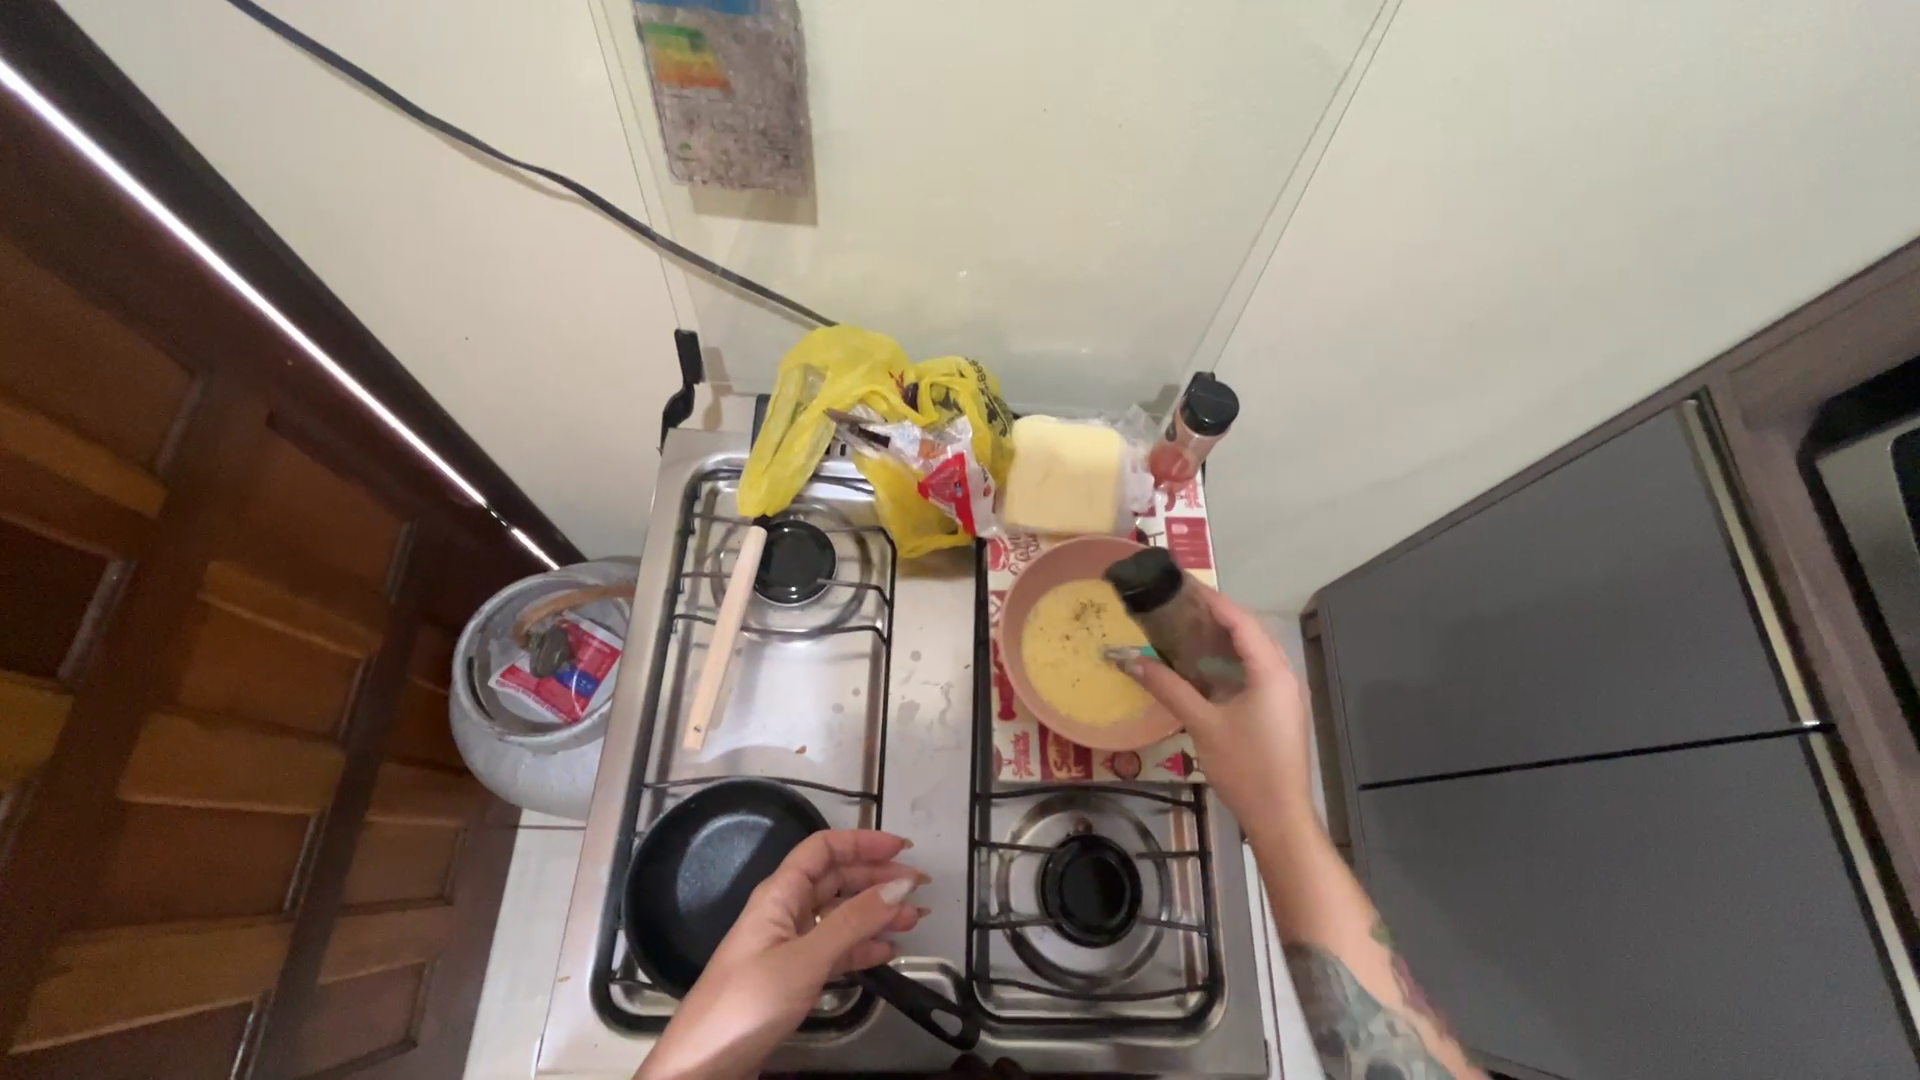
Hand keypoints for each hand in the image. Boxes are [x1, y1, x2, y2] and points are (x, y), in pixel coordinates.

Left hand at [638, 830, 927, 1079]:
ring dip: (877, 913)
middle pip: (837, 879)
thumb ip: (853, 921)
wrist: (703, 1068)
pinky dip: (863, 946)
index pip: (824, 848)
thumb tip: (900, 883)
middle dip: (878, 877)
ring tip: (915, 918)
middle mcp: (785, 910)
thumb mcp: (805, 958)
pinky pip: (836, 949)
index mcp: (780, 893)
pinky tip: (889, 951)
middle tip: (920, 886)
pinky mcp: (793, 976)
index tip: (902, 848)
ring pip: (840, 915)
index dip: (863, 842)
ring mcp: (789, 944)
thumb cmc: (748, 1003)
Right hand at [1127, 587, 1315, 837]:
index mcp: (1271, 672)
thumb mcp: (1202, 724)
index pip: (1241, 622)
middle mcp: (1284, 675)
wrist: (1279, 815)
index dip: (1213, 601)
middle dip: (1217, 616)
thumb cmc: (1244, 767)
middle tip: (1180, 604)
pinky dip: (1229, 662)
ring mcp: (1284, 694)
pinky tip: (1203, 666)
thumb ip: (1168, 688)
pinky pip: (1254, 672)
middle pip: (1250, 632)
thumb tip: (1130, 661)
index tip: (1183, 585)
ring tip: (1187, 627)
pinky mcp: (1278, 710)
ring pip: (1253, 653)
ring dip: (1223, 639)